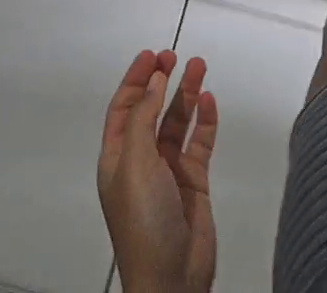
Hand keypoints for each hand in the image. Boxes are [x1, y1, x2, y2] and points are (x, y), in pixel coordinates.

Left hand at [98, 50, 217, 292]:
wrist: (171, 277)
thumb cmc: (143, 220)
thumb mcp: (135, 166)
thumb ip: (143, 120)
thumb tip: (153, 82)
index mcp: (117, 159)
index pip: (123, 109)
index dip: (135, 80)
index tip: (151, 55)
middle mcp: (141, 160)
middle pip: (150, 111)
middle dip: (161, 82)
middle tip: (174, 55)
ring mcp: (169, 170)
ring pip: (177, 122)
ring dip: (186, 94)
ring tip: (200, 67)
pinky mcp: (194, 180)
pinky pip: (200, 142)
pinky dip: (205, 120)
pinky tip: (209, 101)